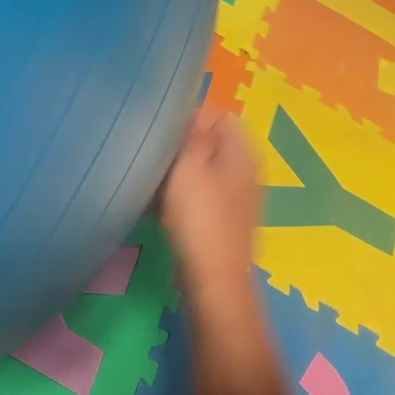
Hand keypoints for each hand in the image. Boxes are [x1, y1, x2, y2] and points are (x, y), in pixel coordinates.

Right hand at [158, 108, 260, 293]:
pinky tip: (156, 209)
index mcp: (243, 153)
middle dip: (179, 148)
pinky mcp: (221, 220)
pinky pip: (197, 196)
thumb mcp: (189, 168)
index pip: (220, 115)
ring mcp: (235, 198)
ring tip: (149, 182)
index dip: (190, 118)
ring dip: (175, 174)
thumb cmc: (199, 219)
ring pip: (200, 171)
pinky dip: (177, 197)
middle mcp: (245, 171)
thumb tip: (194, 115)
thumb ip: (192, 136)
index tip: (162, 133)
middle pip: (209, 145)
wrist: (213, 279)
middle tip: (151, 157)